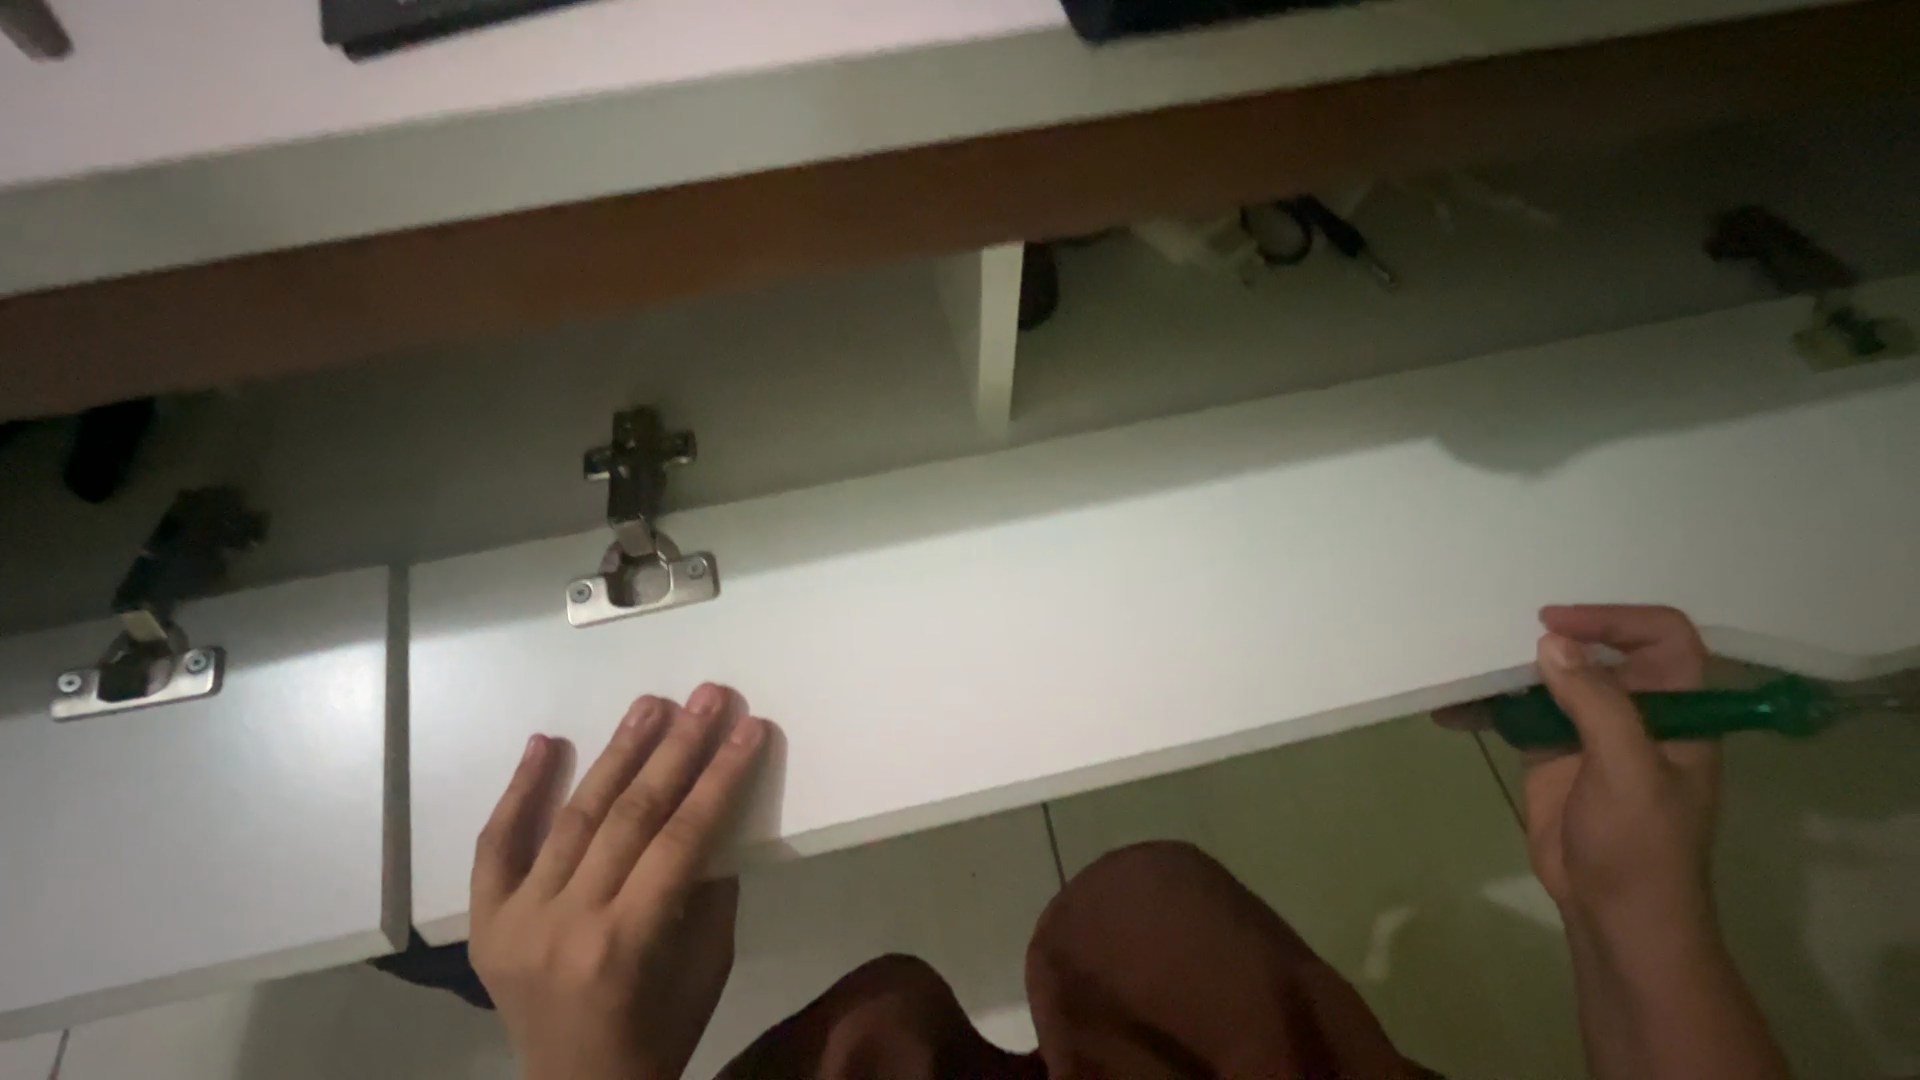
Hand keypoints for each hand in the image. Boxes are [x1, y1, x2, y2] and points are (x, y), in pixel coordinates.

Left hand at [469, 685, 771, 1079]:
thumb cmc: (661, 1030)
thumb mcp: (709, 962)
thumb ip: (709, 885)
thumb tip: (712, 811)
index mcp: (628, 943)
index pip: (685, 837)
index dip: (721, 777)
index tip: (749, 728)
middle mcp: (567, 924)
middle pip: (632, 815)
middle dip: (679, 748)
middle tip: (708, 697)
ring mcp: (518, 919)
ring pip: (574, 817)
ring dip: (617, 753)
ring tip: (651, 705)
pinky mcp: (486, 921)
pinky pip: (496, 846)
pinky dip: (519, 791)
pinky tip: (546, 742)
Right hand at [1442, 606, 1720, 935]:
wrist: (1613, 911)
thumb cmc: (1639, 844)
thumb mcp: (1627, 771)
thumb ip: (1596, 704)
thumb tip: (1552, 642)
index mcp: (1677, 713)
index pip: (1663, 641)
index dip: (1616, 621)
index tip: (1554, 623)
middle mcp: (1635, 713)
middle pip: (1598, 652)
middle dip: (1551, 638)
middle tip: (1495, 633)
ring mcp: (1587, 733)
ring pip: (1549, 681)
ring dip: (1506, 672)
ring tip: (1461, 664)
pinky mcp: (1548, 752)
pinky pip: (1514, 713)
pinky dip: (1481, 709)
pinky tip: (1448, 711)